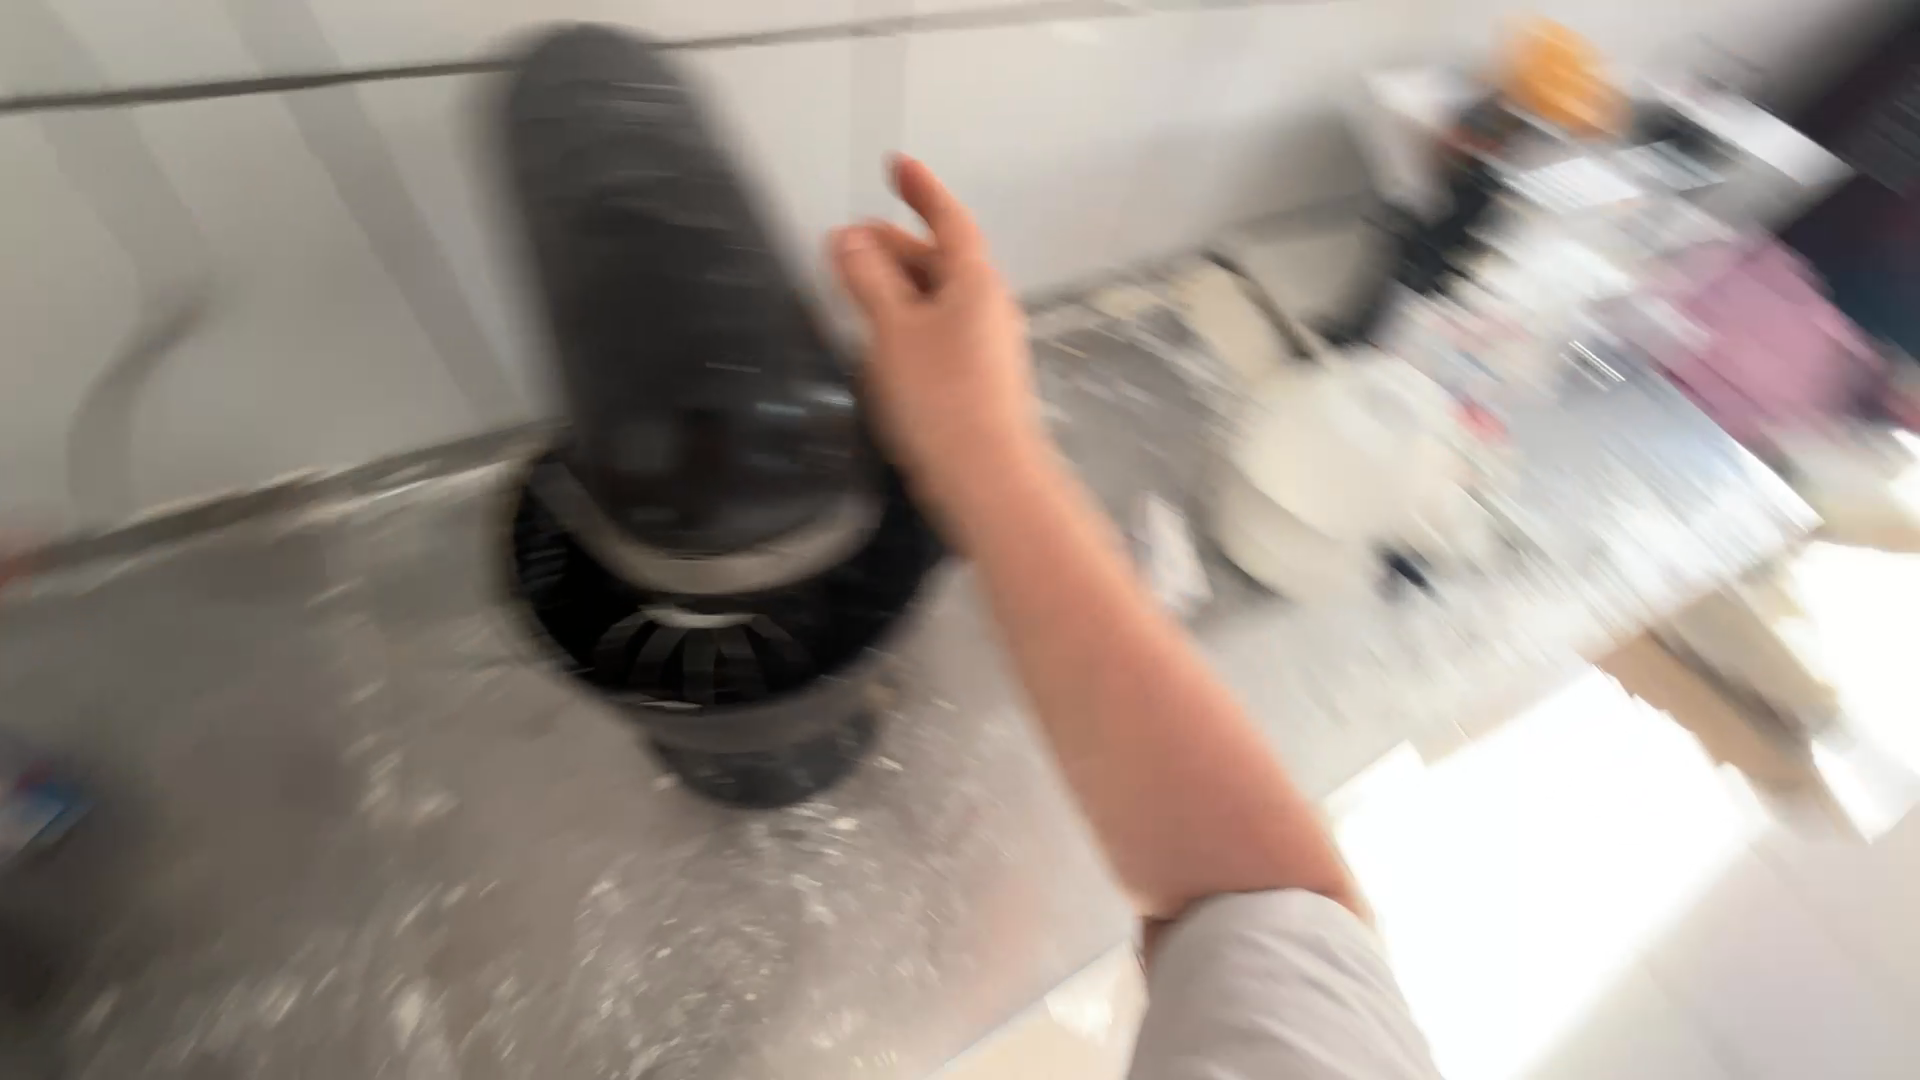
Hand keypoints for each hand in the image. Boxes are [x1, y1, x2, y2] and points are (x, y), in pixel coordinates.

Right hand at [830, 155, 1043, 523]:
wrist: (985, 475)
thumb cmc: (941, 396)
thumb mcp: (894, 329)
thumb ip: (868, 279)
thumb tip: (847, 239)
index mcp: (975, 282)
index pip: (948, 220)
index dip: (921, 190)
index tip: (897, 165)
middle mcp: (986, 308)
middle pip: (939, 261)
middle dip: (893, 246)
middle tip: (847, 243)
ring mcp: (983, 347)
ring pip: (935, 301)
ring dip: (896, 289)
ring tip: (853, 289)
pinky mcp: (974, 381)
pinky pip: (937, 335)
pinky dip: (907, 325)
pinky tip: (880, 341)